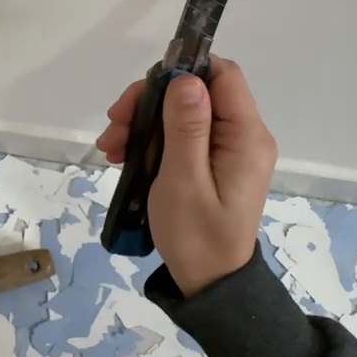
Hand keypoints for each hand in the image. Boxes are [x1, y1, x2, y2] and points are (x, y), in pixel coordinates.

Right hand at [94, 57, 277, 296]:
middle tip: (115, 125)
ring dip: (143, 122)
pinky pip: (181, 136)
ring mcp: (228, 150)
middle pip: (195, 91)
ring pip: (182, 112)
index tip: (142, 92)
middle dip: (150, 101)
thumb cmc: (196, 235)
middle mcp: (243, 136)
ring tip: (112, 148)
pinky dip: (151, 140)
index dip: (181, 71)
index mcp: (245, 136)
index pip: (221, 74)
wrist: (210, 285)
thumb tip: (186, 79)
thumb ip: (186, 127)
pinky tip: (123, 156)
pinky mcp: (213, 163)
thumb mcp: (183, 179)